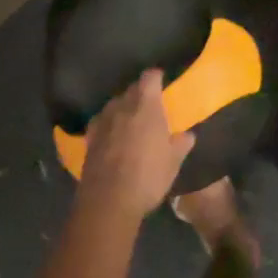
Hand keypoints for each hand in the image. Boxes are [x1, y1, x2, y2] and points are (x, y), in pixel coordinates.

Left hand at [78, 69, 195, 222]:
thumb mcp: (173, 162)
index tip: (162, 84)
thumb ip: (181, 144)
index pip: (150, 76)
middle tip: (150, 109)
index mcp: (146, 104)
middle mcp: (123, 105)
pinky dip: (108, 125)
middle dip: (140, 94)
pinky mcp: (89, 137)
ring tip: (131, 123)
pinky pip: (101, 122)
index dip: (156, 78)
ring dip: (123, 109)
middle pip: (131, 89)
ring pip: (115, 104)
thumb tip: (188, 135)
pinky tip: (112, 137)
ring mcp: (103, 120)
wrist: (108, 201)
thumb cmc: (147, 176)